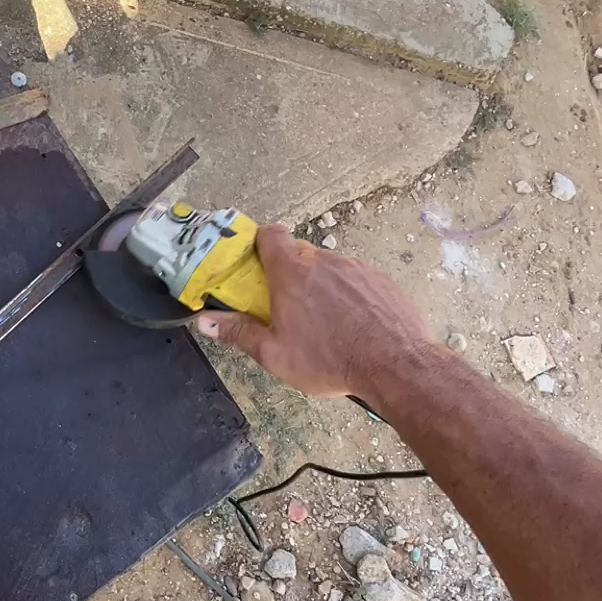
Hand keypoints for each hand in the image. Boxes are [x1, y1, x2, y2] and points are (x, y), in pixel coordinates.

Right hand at [195, 224, 433, 399]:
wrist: (397, 366)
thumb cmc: (330, 359)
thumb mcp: (273, 353)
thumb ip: (237, 332)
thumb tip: (205, 322)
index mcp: (292, 272)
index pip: (270, 234)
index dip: (260, 243)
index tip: (255, 264)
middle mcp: (324, 261)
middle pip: (298, 254)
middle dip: (288, 274)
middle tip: (285, 306)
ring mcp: (356, 269)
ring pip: (328, 268)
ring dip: (320, 287)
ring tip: (323, 323)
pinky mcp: (381, 282)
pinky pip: (356, 281)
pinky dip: (348, 297)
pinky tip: (351, 326)